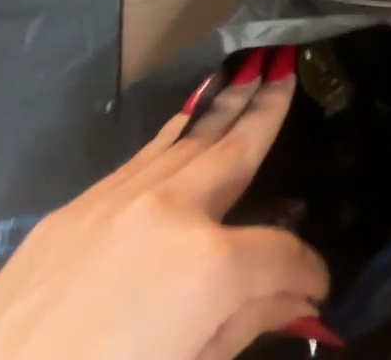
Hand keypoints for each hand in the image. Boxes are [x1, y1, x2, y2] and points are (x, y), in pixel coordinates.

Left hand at [0, 47, 334, 359]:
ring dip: (223, 108)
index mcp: (208, 266)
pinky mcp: (74, 211)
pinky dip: (174, 136)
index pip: (281, 253)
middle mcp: (168, 211)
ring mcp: (116, 203)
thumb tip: (297, 295)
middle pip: (232, 152)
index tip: (317, 289)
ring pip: (186, 142)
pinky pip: (141, 161)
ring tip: (252, 74)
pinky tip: (190, 120)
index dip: (307, 272)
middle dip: (266, 111)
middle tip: (287, 69)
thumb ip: (249, 321)